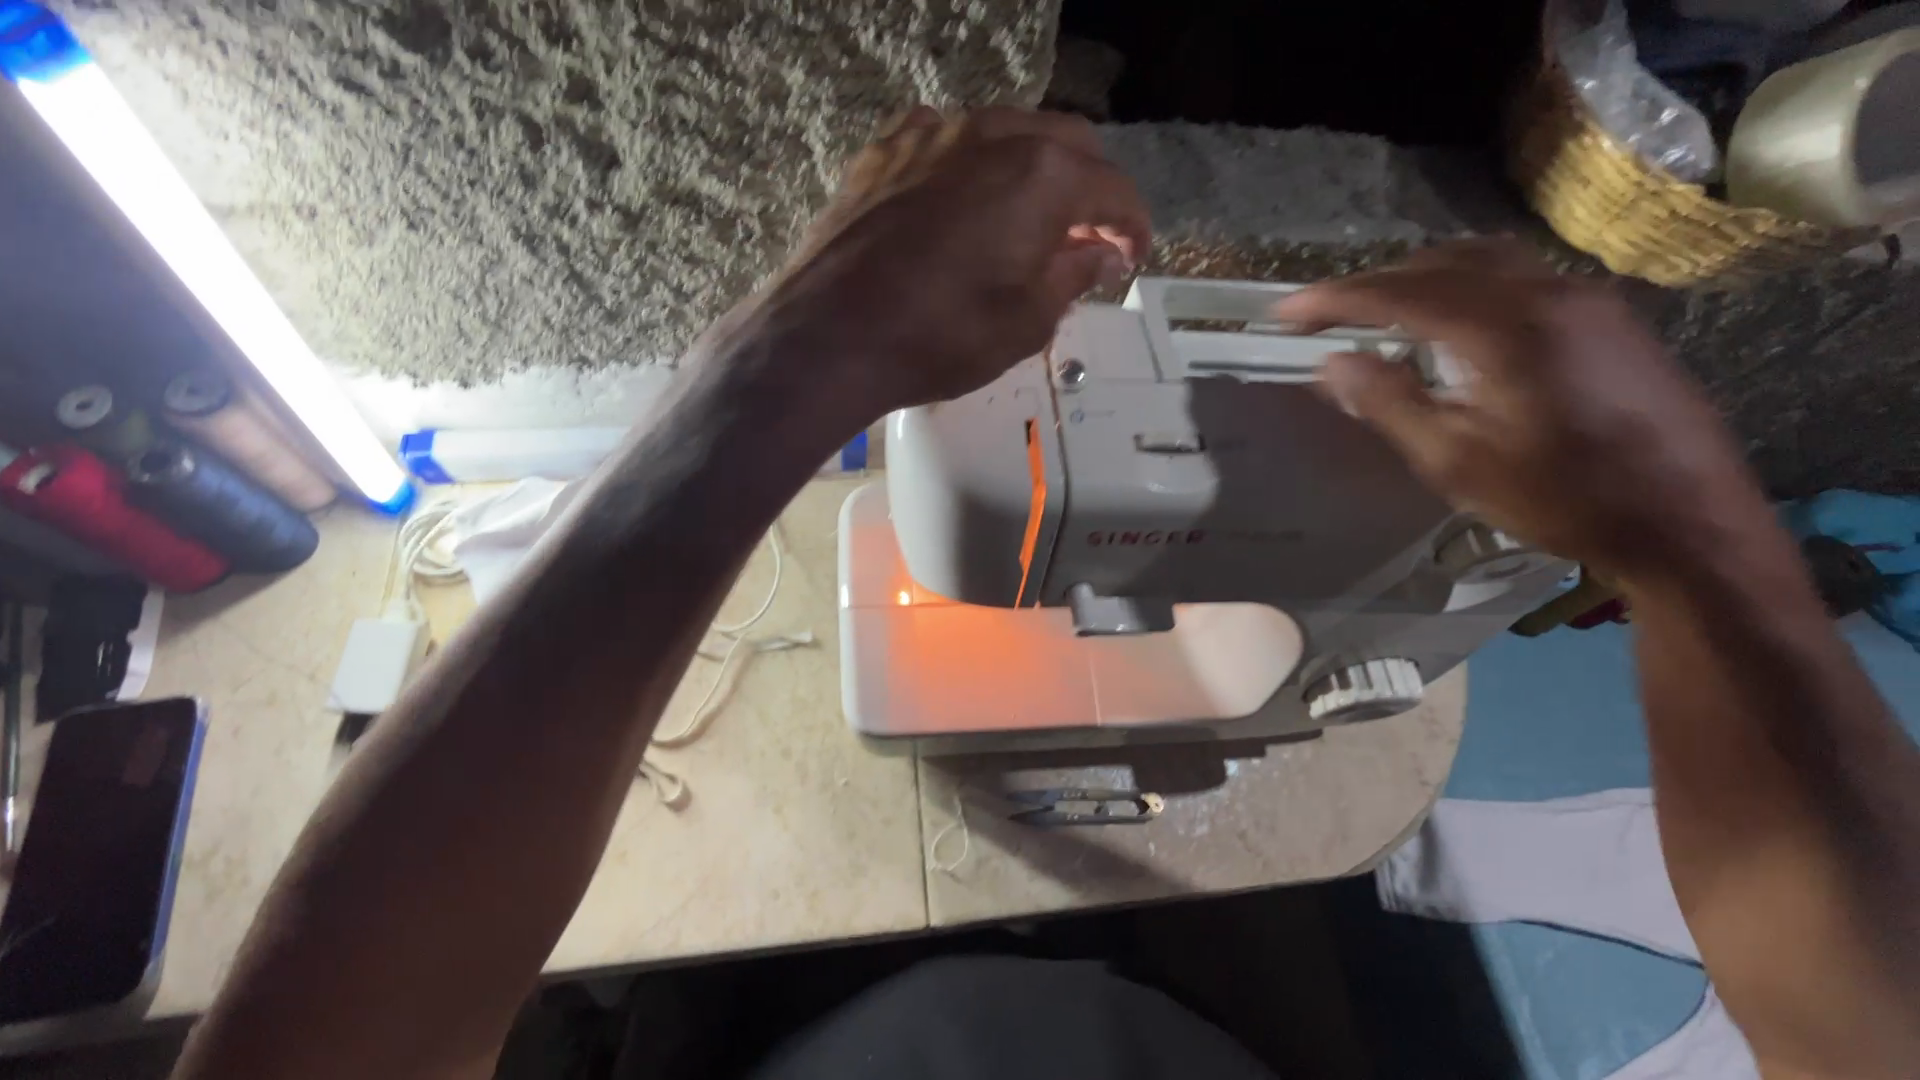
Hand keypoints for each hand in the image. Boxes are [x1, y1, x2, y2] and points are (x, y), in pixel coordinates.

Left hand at [746, 106, 1150, 417]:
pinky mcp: (885, 148)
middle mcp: (993, 133)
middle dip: (1089, 190)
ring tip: (1030, 219)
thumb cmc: (939, 337)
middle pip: (1066, 144)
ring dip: (1033, 170)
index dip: (1132, 227)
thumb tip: (1102, 252)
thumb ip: (1074, 275)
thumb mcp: (1026, 321)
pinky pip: (948, 138)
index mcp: (1042, 174)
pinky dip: (973, 163)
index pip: (1113, 189)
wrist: (828, 336)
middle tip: (1087, 240)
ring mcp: (932, 133)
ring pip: (1007, 132)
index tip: (1130, 259)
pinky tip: (966, 198)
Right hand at [1276, 240, 1772, 579]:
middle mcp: (1547, 293)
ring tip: (1378, 306)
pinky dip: (1465, 284)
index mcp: (1504, 327)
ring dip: (1421, 276)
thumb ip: (1389, 403)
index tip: (1285, 312)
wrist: (1685, 520)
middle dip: (1373, 283)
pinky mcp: (1606, 319)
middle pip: (1440, 264)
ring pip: (1484, 262)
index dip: (1335, 300)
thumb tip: (1333, 364)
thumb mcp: (1457, 461)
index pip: (1399, 294)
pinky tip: (1451, 320)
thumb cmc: (1561, 498)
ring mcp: (1585, 300)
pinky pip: (1518, 277)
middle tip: (1324, 311)